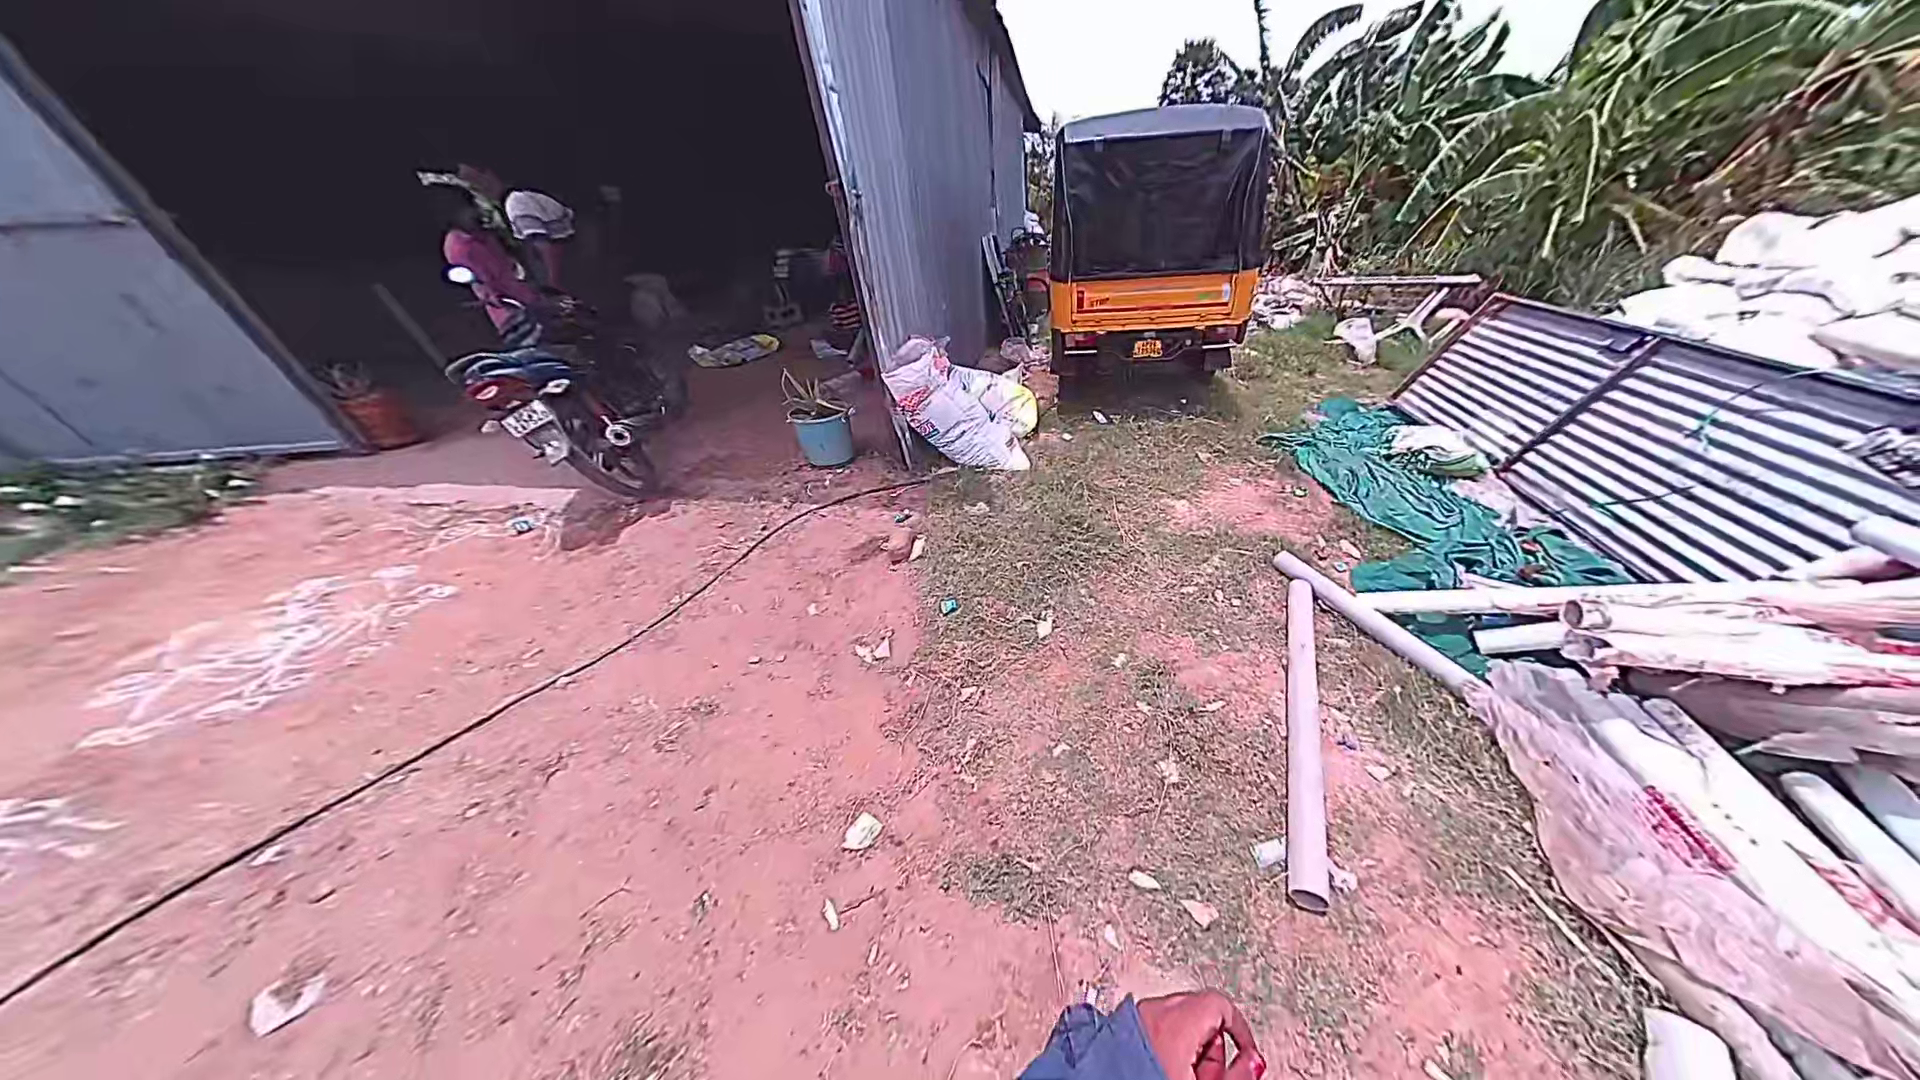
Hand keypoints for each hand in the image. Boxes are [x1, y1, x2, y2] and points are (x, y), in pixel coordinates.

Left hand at [1135, 991, 1263, 1079]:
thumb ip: (1235, 1076)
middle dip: (1211, 1047)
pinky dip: (1168, 1048)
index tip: (1248, 1058)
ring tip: (1183, 1079)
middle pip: (1197, 1012)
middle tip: (1208, 1079)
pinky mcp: (1121, 1030)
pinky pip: (1156, 1029)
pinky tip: (1165, 1074)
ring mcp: (1134, 1018)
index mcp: (1172, 1021)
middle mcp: (1149, 1011)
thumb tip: (1252, 1062)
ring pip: (1177, 1022)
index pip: (1218, 1004)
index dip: (1240, 1032)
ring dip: (1190, 1050)